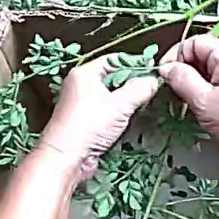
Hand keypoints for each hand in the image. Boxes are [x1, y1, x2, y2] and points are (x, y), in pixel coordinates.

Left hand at [37, 53, 159, 178]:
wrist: (65, 158)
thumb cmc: (89, 127)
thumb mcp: (120, 105)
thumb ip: (140, 89)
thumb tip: (154, 79)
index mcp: (85, 73)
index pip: (114, 59)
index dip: (135, 63)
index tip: (153, 71)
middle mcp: (80, 84)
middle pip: (112, 75)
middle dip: (131, 81)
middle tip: (151, 87)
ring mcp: (80, 101)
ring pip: (109, 93)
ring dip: (125, 98)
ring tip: (142, 102)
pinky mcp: (83, 118)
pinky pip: (104, 107)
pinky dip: (117, 110)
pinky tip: (128, 117)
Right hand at [158, 35, 218, 163]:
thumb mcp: (203, 101)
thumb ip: (181, 79)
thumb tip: (166, 68)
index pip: (195, 42)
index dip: (177, 56)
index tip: (165, 76)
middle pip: (203, 55)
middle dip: (185, 71)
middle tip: (175, 92)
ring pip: (210, 71)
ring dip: (195, 84)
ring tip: (188, 103)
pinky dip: (208, 92)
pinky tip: (203, 108)